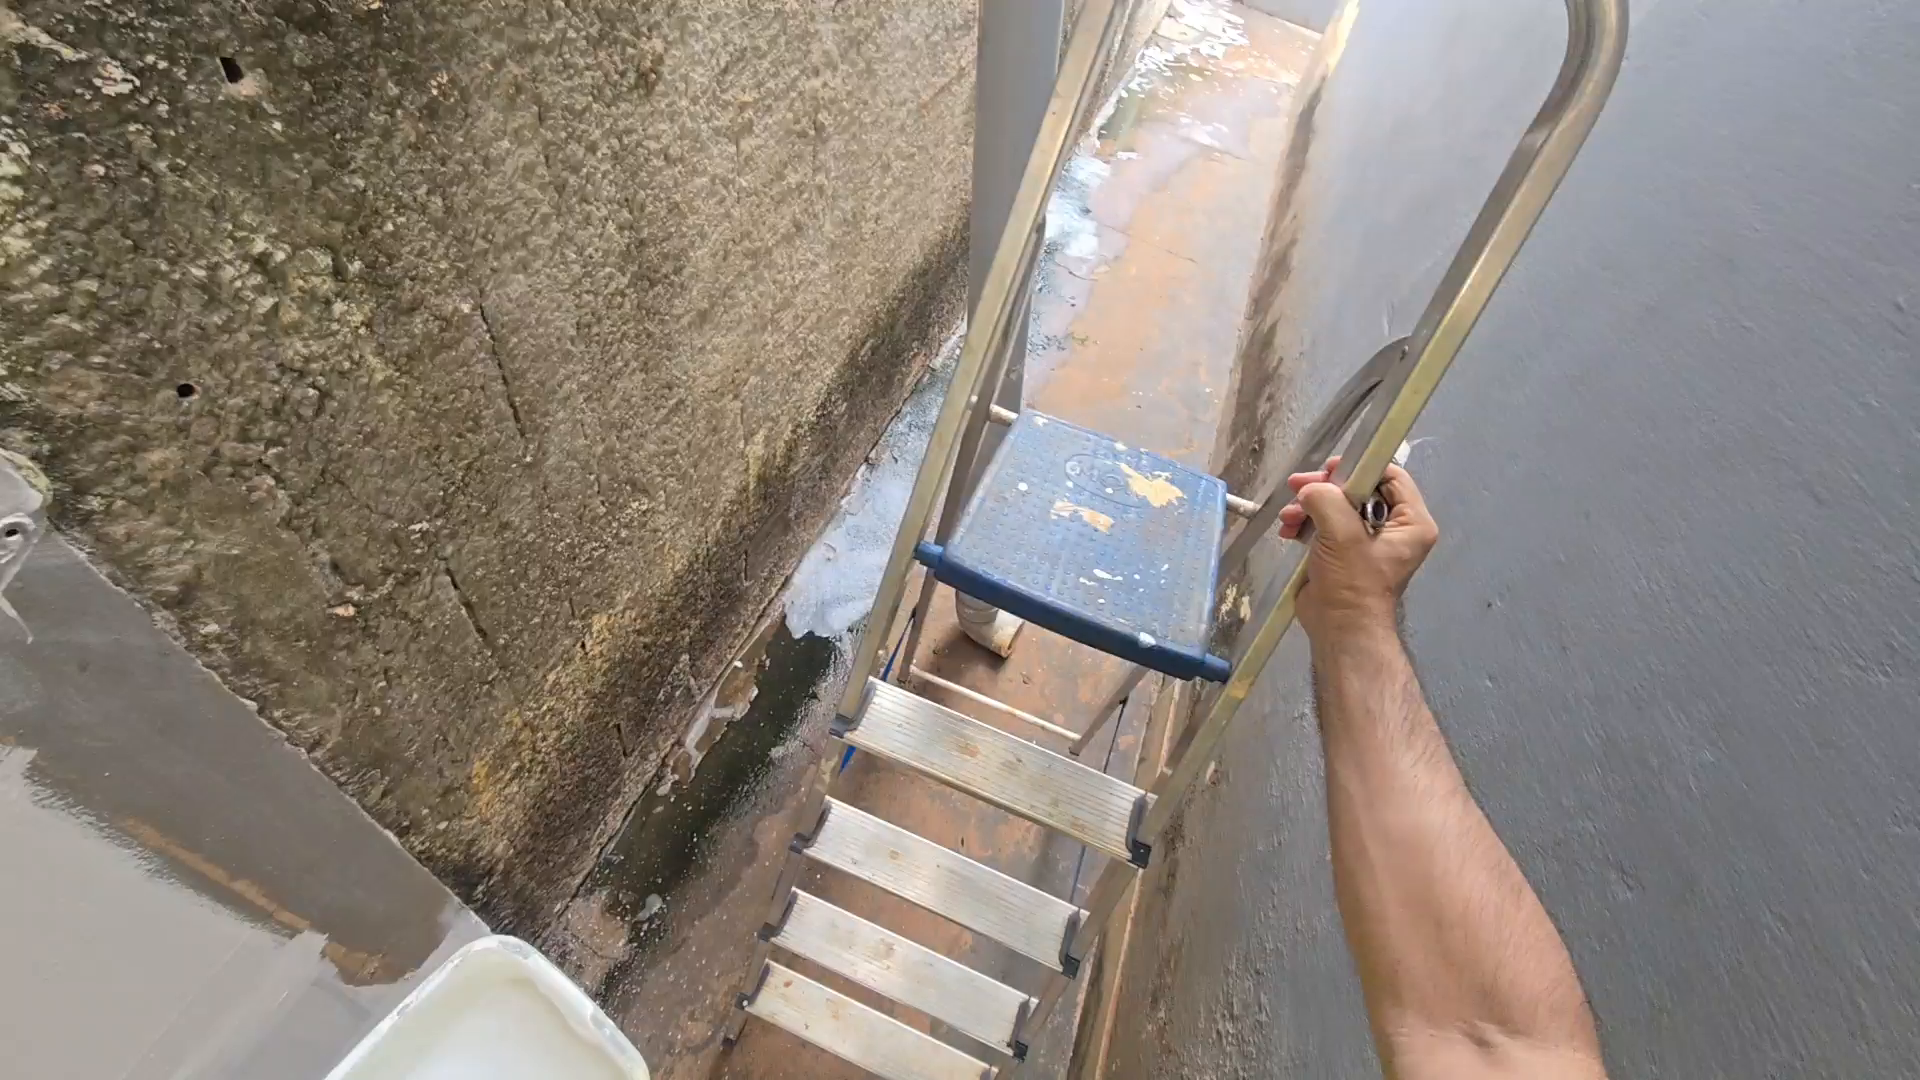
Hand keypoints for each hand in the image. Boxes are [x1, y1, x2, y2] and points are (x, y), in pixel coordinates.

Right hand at [1278, 456, 1438, 638]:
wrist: (1338, 628)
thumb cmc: (1352, 584)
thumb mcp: (1342, 536)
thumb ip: (1327, 501)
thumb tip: (1308, 489)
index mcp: (1411, 522)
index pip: (1390, 476)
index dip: (1359, 468)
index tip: (1327, 471)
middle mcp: (1393, 527)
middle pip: (1358, 489)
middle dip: (1324, 488)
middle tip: (1296, 487)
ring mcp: (1365, 540)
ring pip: (1335, 505)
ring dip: (1307, 507)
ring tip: (1288, 519)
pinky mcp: (1342, 550)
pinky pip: (1323, 523)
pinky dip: (1304, 522)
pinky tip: (1288, 531)